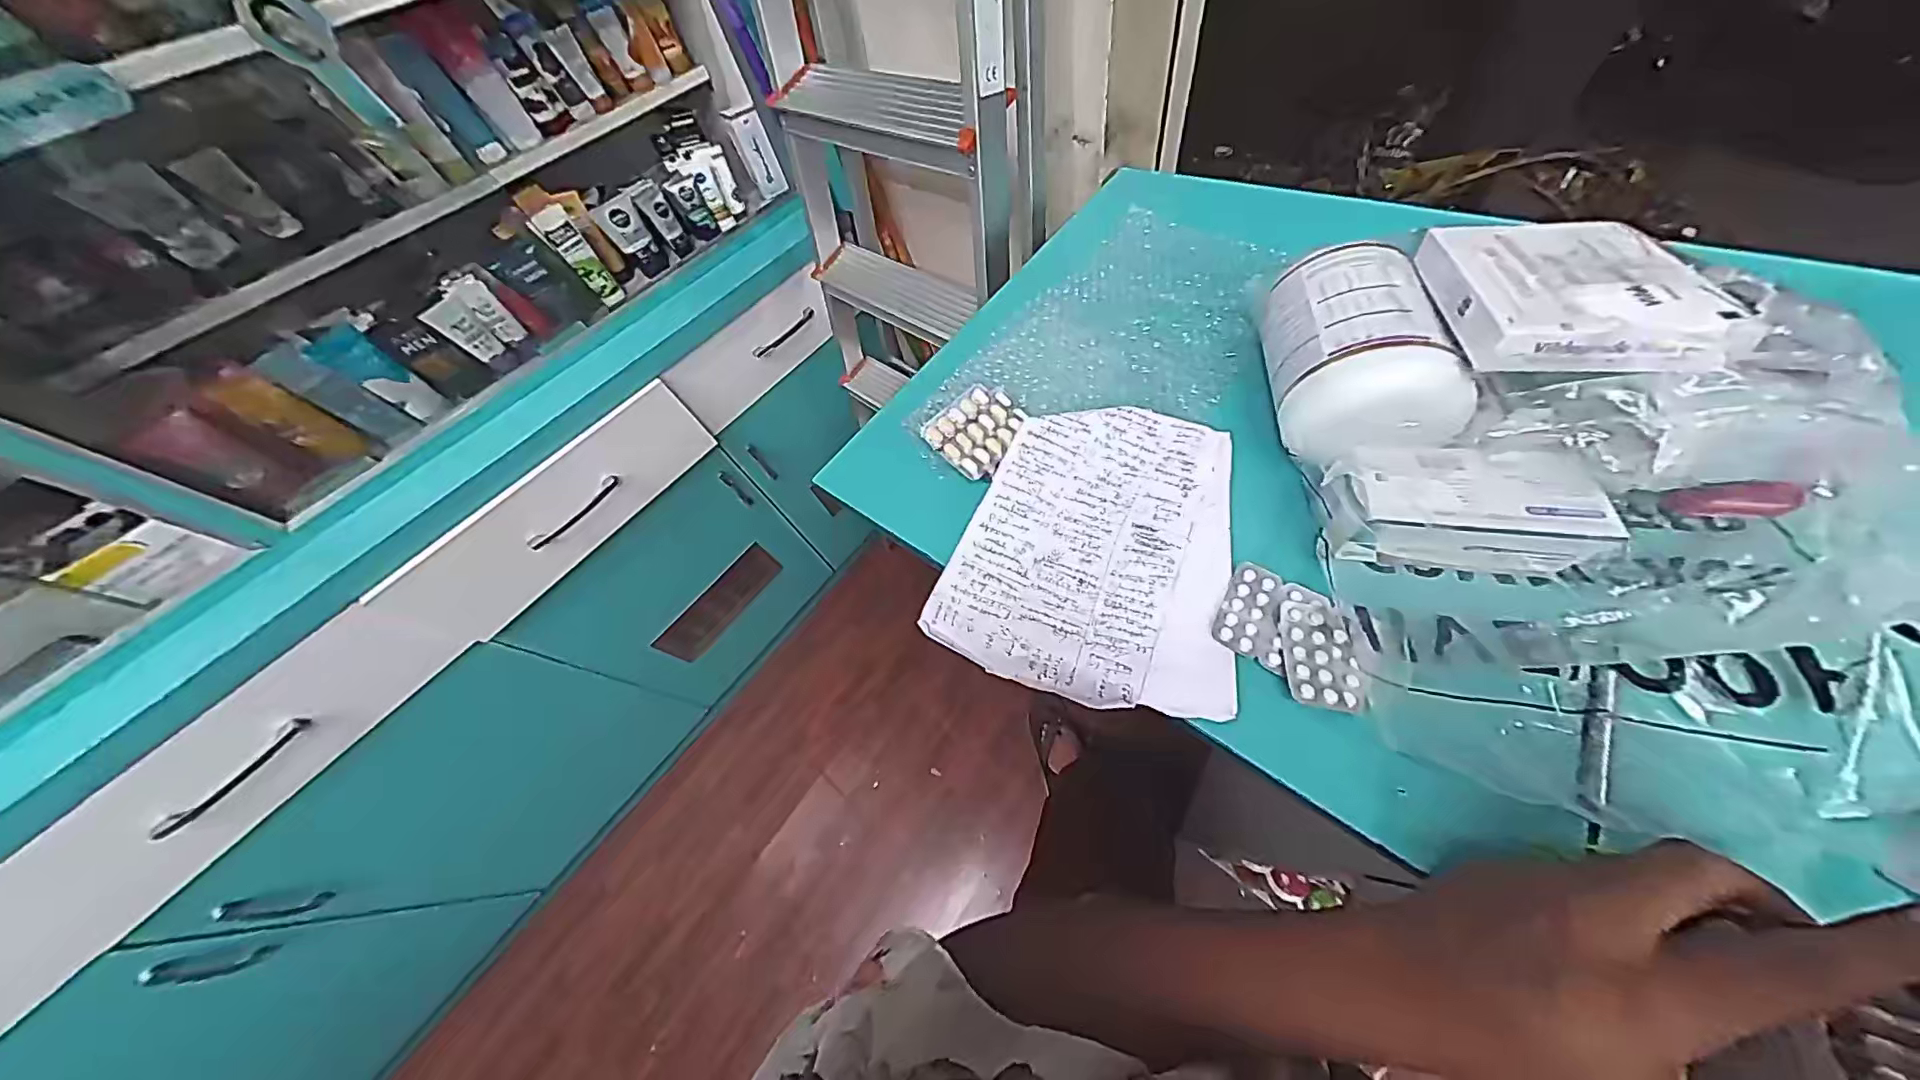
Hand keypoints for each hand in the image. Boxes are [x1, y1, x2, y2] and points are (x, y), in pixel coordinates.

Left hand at [1346, 841, 1919, 1079]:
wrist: (1377, 981)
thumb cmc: (1489, 1053)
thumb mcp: (1616, 1076)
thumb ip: (1678, 1046)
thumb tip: (1707, 1016)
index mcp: (1647, 994)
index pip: (1788, 968)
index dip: (1878, 950)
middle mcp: (1598, 919)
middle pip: (1703, 872)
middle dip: (1758, 897)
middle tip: (1779, 941)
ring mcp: (1538, 881)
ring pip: (1636, 870)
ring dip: (1677, 899)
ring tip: (1683, 950)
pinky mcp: (1496, 869)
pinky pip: (1578, 875)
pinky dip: (1612, 900)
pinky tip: (1590, 943)